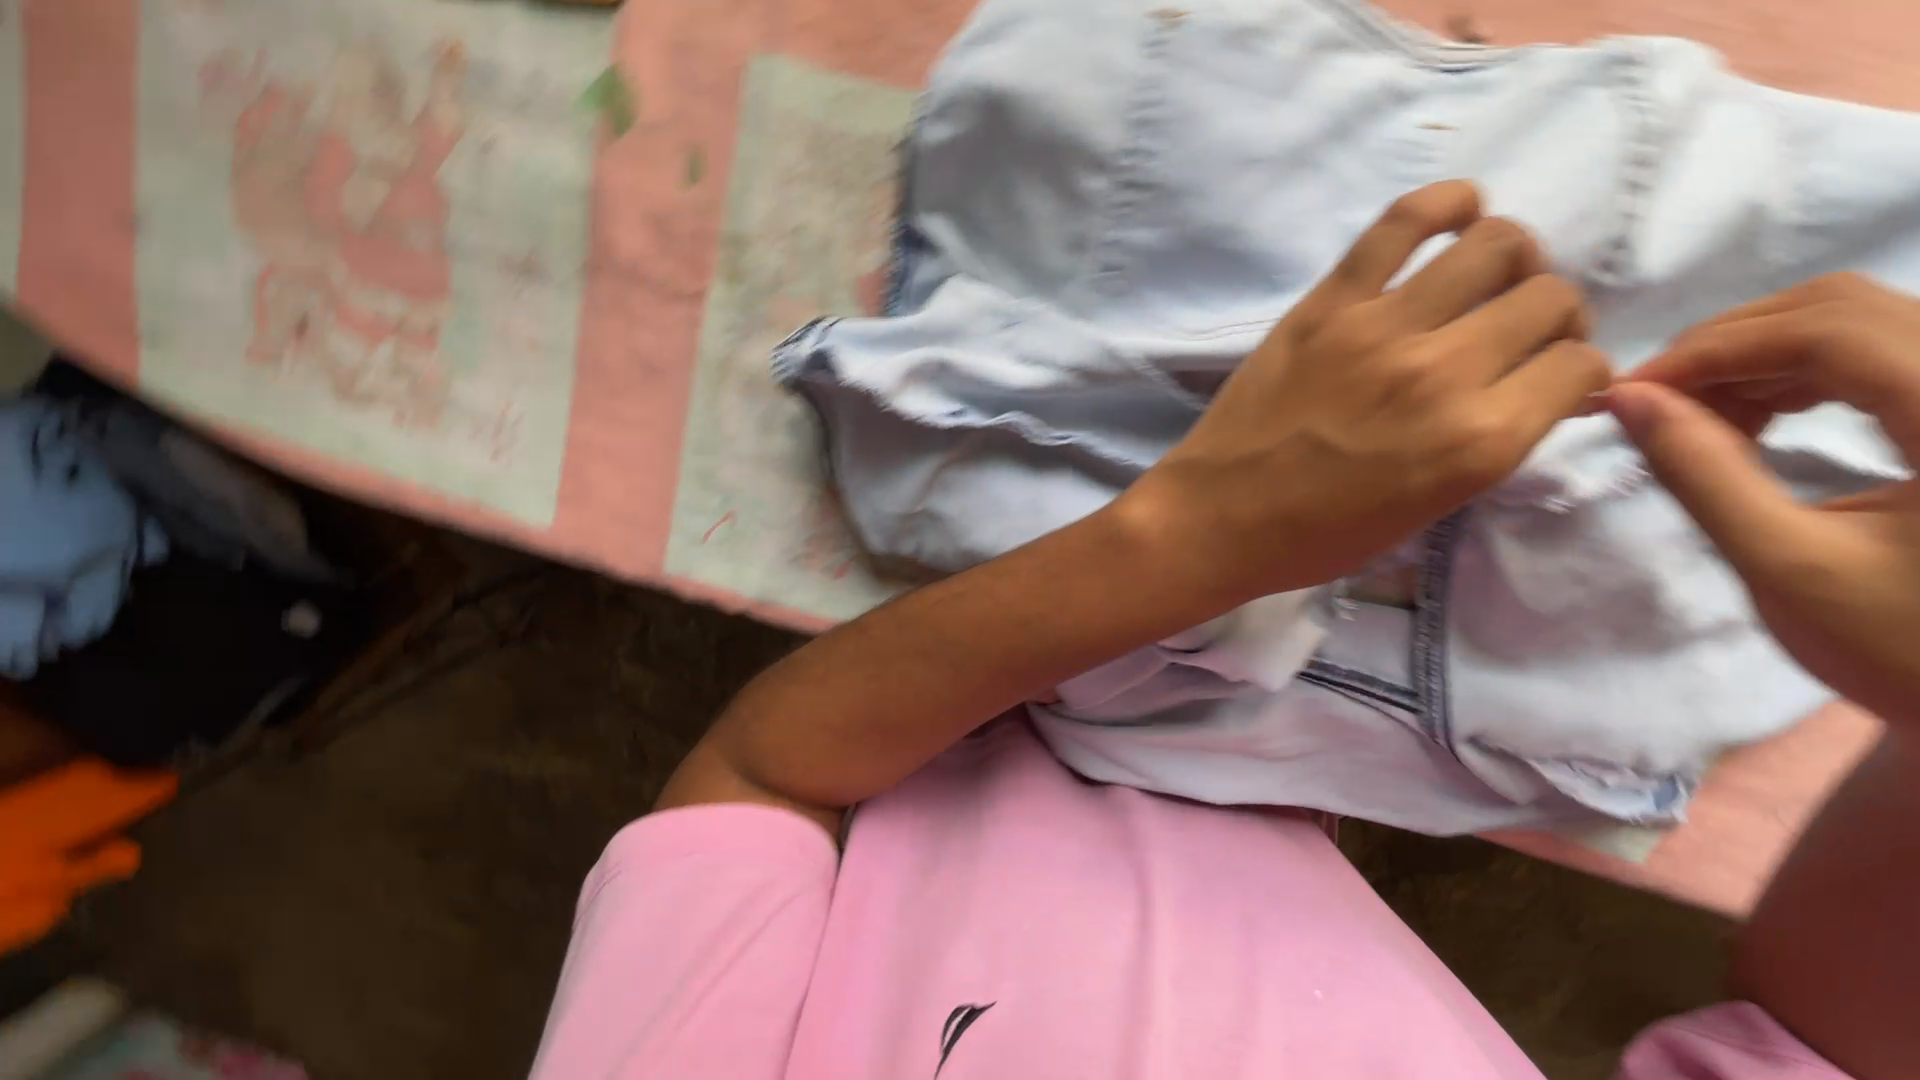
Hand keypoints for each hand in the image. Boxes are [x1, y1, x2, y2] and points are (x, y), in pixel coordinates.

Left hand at [1112, 180, 1606, 604]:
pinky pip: (1401, 221)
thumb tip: (1537, 385)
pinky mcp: (1326, 304)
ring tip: (1487, 282)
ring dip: (1513, 261)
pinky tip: (1457, 215)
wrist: (1218, 518)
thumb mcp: (1430, 508)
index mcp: (1479, 440)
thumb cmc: (1320, 535)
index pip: (1579, 366)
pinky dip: (1444, 205)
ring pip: (1496, 245)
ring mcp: (1381, 328)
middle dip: (1552, 317)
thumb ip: (1491, 441)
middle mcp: (1444, 372)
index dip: (1574, 372)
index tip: (1549, 379)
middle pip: (1549, 297)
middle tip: (1516, 335)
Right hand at [1612, 272, 1919, 725]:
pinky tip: (1757, 416)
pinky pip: (1880, 353)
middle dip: (1728, 345)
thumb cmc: (1907, 648)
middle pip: (1843, 307)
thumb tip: (1628, 400)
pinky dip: (1798, 373)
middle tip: (1655, 403)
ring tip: (1698, 418)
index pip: (1824, 331)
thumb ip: (1704, 474)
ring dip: (1757, 357)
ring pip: (1858, 323)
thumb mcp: (1785, 565)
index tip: (1628, 394)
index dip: (1711, 350)